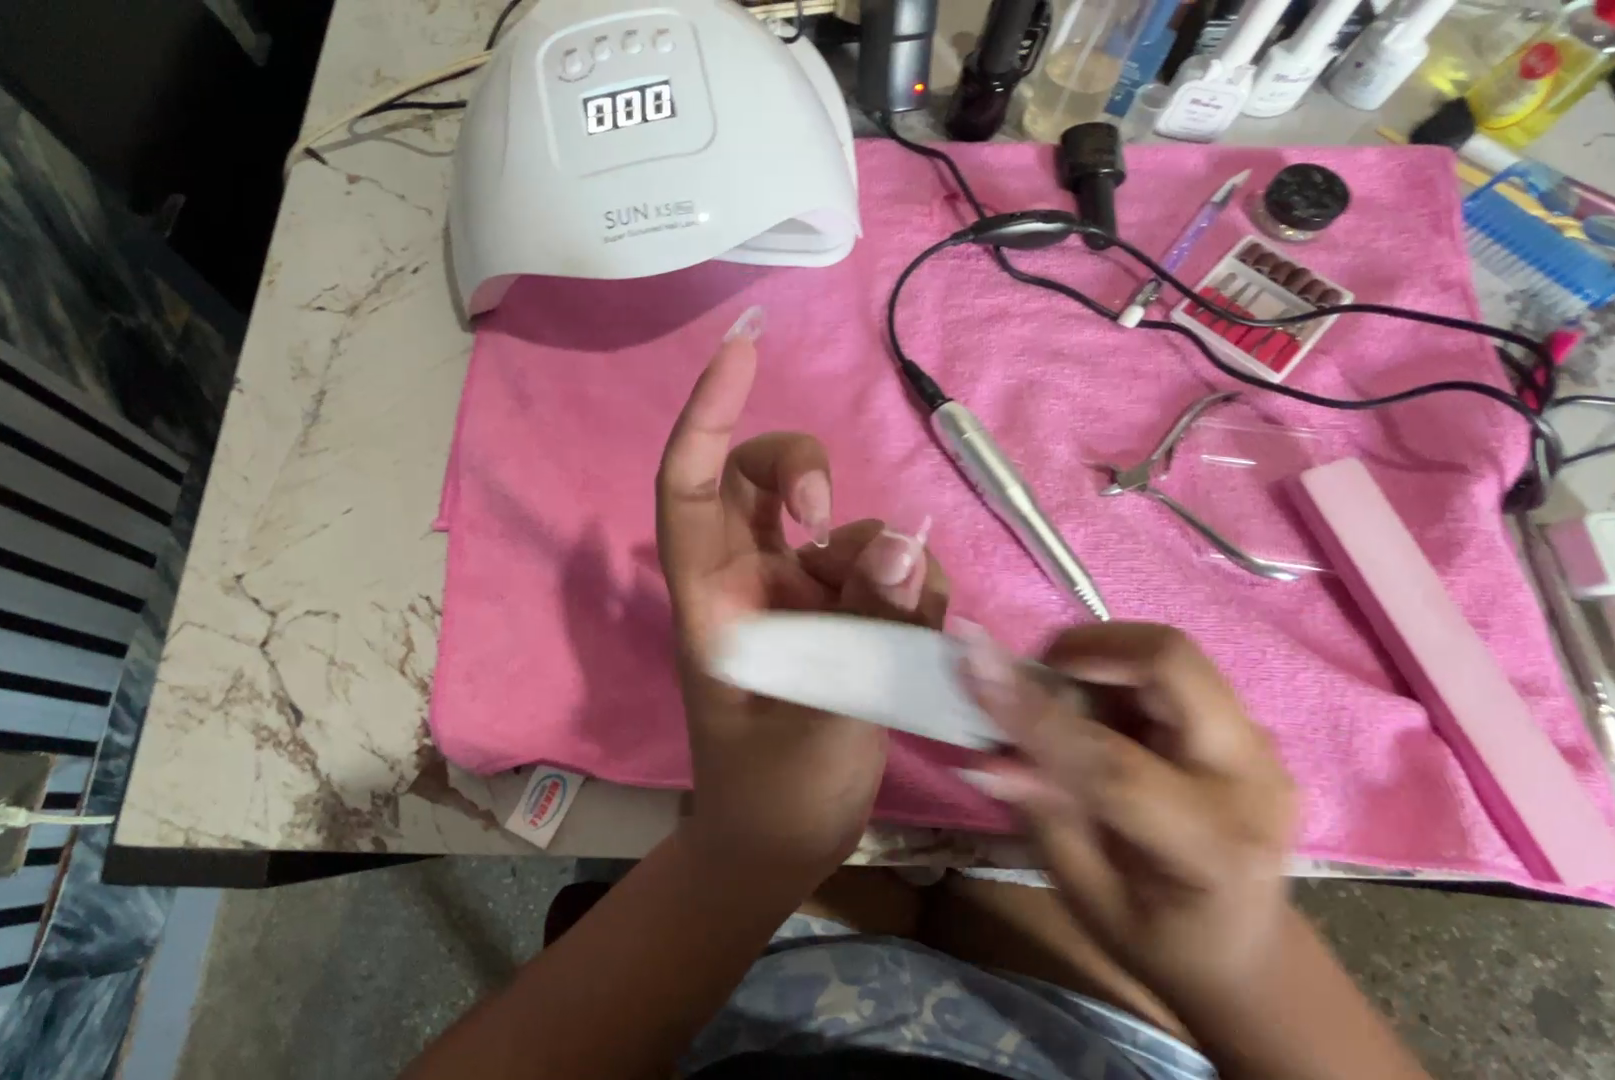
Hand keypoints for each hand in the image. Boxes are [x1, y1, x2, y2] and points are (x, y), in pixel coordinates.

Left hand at [657, 309, 946, 883]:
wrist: (783, 845)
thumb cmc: (776, 793)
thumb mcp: (822, 712)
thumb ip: (865, 626)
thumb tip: (904, 541)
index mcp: (712, 597)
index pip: (691, 486)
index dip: (708, 413)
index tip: (742, 346)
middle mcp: (753, 580)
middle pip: (762, 477)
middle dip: (804, 470)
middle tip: (829, 521)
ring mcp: (803, 597)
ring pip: (846, 524)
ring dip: (884, 557)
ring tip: (904, 627)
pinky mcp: (847, 617)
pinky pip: (886, 569)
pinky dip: (912, 586)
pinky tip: (923, 634)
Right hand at [957, 622, 1296, 1007]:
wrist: (1248, 950)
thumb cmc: (1158, 937)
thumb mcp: (1088, 898)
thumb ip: (1046, 818)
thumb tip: (988, 758)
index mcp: (1211, 846)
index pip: (1109, 761)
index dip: (1034, 711)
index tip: (970, 660)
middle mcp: (1250, 779)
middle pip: (1169, 661)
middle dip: (1086, 648)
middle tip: (1035, 673)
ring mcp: (1259, 745)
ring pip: (1168, 653)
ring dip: (1097, 660)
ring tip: (1061, 702)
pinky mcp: (1247, 727)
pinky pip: (1170, 671)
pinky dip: (1115, 673)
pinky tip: (1096, 714)